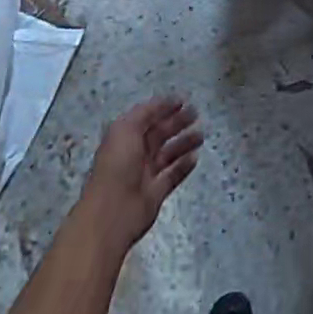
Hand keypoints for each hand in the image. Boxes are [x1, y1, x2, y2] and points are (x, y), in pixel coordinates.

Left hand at [74, 96, 203, 252]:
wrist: (111, 213)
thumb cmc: (117, 165)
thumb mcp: (126, 129)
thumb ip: (145, 113)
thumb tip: (163, 102)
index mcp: (125, 138)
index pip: (147, 118)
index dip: (163, 108)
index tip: (183, 100)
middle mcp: (135, 154)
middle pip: (159, 134)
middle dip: (177, 122)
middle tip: (196, 114)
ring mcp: (146, 174)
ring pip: (169, 154)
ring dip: (184, 142)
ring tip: (201, 135)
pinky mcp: (156, 192)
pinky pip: (173, 175)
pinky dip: (184, 166)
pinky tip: (195, 157)